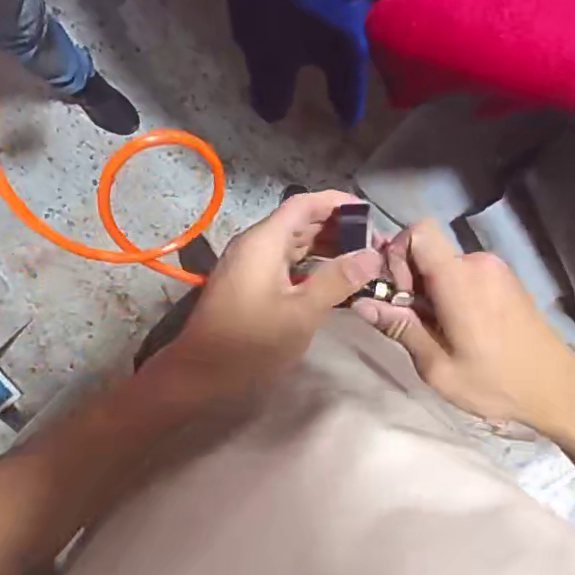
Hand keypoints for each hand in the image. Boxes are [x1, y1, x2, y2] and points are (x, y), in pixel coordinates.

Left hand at [159, 190, 383, 394]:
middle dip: (336, 227)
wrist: (202, 372)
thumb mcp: (302, 312)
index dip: (338, 202)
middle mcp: (252, 246)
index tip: (370, 214)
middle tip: (373, 243)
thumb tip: (372, 255)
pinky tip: (329, 280)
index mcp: (263, 242)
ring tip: (359, 260)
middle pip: (298, 222)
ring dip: (323, 248)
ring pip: (290, 244)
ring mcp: (246, 266)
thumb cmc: (252, 342)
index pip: (304, 204)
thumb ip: (337, 280)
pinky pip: (281, 263)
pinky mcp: (245, 285)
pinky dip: (307, 266)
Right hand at [349, 220, 574, 438]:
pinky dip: (447, 292)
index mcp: (460, 279)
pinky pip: (461, 273)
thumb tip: (362, 303)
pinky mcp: (504, 280)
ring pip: (441, 265)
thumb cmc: (495, 383)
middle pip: (426, 251)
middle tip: (410, 321)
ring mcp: (495, 269)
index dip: (397, 255)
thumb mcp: (436, 367)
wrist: (558, 390)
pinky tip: (455, 326)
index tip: (397, 294)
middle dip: (408, 281)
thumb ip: (400, 328)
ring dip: (427, 290)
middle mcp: (478, 263)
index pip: (418, 232)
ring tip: (434, 329)